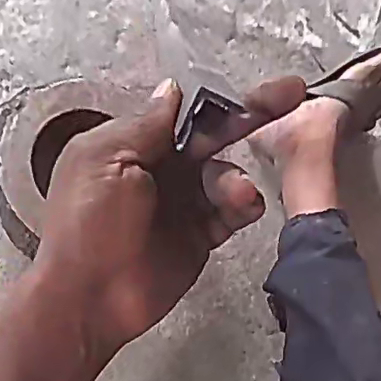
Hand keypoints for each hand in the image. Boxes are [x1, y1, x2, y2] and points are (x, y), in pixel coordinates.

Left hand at [33, 75, 305, 354]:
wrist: (88, 297)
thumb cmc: (88, 224)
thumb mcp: (107, 161)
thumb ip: (145, 126)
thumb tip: (172, 89)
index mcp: (132, 145)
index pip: (184, 113)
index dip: (221, 99)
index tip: (259, 83)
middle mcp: (160, 170)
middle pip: (212, 138)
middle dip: (251, 117)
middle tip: (292, 96)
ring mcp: (181, 205)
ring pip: (223, 177)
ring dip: (235, 180)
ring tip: (240, 195)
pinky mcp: (198, 237)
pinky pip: (229, 214)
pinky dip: (242, 206)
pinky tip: (247, 205)